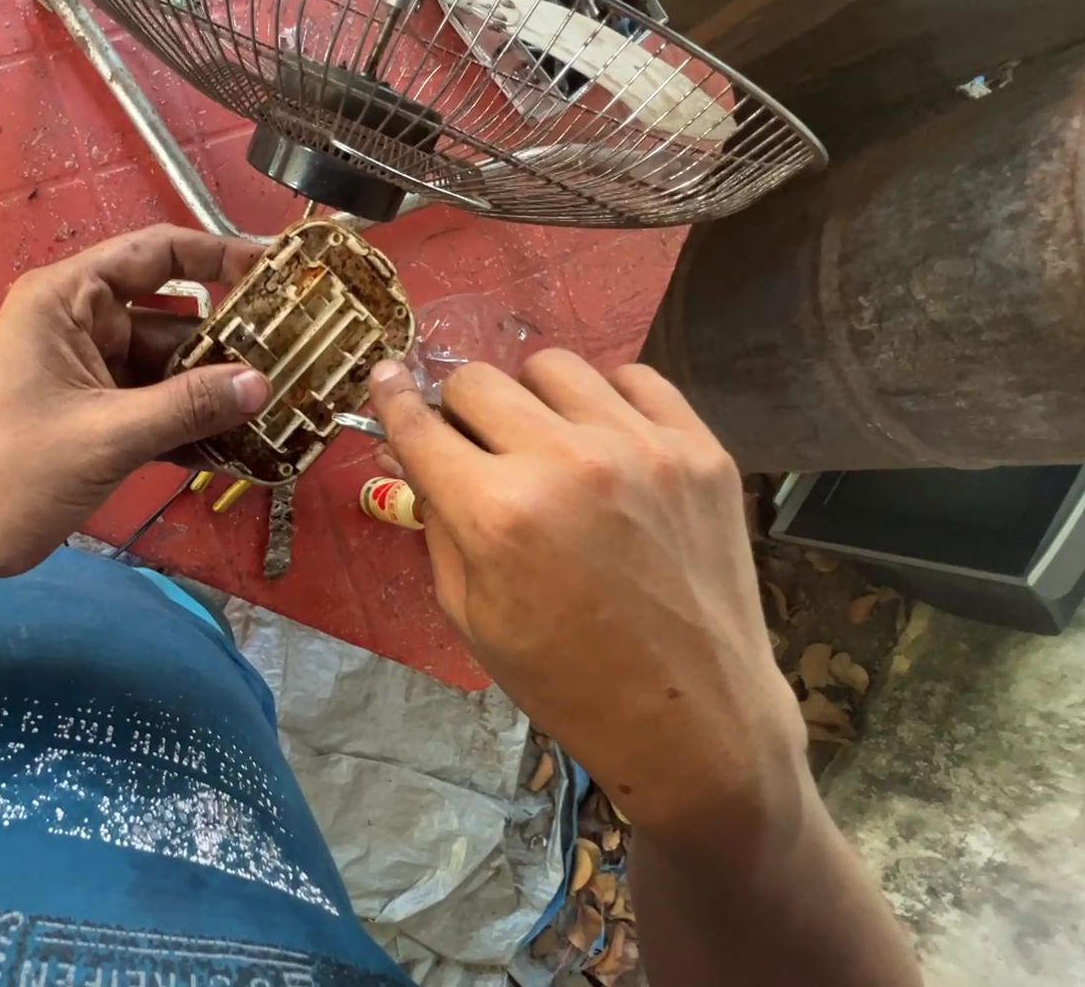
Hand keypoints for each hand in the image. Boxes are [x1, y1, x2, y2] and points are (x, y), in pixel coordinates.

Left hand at [0, 225, 271, 577]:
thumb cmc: (5, 470)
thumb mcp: (104, 435)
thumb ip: (186, 407)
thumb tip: (262, 384)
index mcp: (69, 300)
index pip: (156, 254)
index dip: (220, 255)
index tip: (279, 272)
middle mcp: (82, 326)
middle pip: (173, 319)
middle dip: (229, 344)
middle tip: (295, 362)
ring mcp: (89, 375)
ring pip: (168, 372)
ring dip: (213, 394)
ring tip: (277, 412)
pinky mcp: (93, 418)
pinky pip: (154, 410)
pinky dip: (187, 427)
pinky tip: (235, 450)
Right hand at [367, 351, 804, 836]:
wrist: (691, 718)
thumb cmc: (560, 677)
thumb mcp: (468, 608)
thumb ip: (435, 519)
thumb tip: (406, 453)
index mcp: (496, 513)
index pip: (419, 426)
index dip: (390, 399)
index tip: (383, 378)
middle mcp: (563, 462)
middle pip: (477, 380)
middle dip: (457, 410)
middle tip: (472, 447)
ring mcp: (640, 448)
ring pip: (551, 366)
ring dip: (527, 398)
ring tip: (542, 443)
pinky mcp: (700, 449)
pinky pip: (633, 377)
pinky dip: (602, 400)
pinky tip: (602, 442)